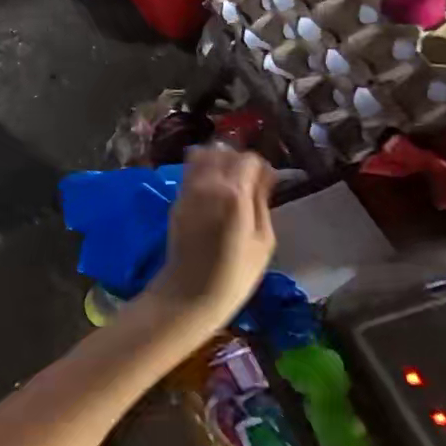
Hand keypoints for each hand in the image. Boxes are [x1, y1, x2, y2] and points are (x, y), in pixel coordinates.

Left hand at [147, 145, 275, 331]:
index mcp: (234, 194)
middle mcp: (208, 183)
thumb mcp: (264, 241)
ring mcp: (188, 189)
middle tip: (250, 181)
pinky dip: (204, 171)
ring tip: (230, 181)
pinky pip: (191, 171)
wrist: (189, 294)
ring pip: (203, 154)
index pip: (249, 159)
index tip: (268, 183)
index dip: (262, 167)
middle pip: (225, 152)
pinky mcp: (177, 198)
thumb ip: (262, 202)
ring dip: (219, 161)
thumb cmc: (235, 275)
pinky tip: (214, 191)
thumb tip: (266, 177)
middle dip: (239, 160)